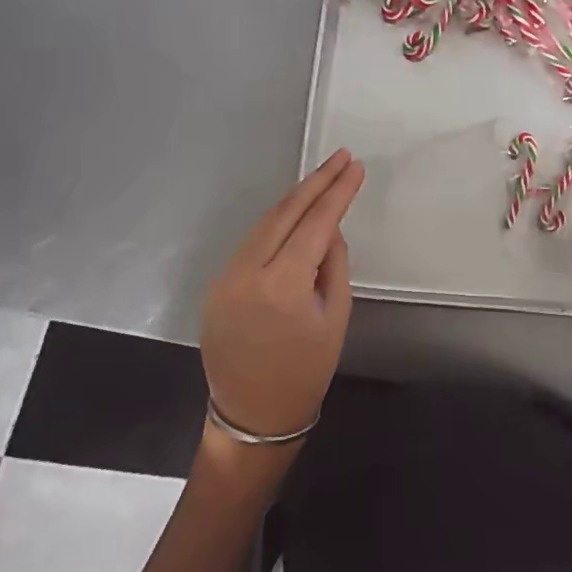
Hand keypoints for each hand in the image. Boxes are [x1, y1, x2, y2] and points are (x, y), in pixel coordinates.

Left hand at [201, 149, 365, 437]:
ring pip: (262, 225)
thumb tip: (329, 228)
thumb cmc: (306, 372)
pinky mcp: (216, 285)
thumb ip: (334, 264)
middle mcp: (247, 271)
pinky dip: (273, 227)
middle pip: (283, 212)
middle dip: (314, 183)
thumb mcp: (335, 317)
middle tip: (340, 159)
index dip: (337, 192)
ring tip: (321, 182)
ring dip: (293, 202)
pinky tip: (292, 218)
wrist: (255, 412)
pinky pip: (249, 245)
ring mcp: (225, 277)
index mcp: (283, 284)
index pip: (315, 224)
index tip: (355, 167)